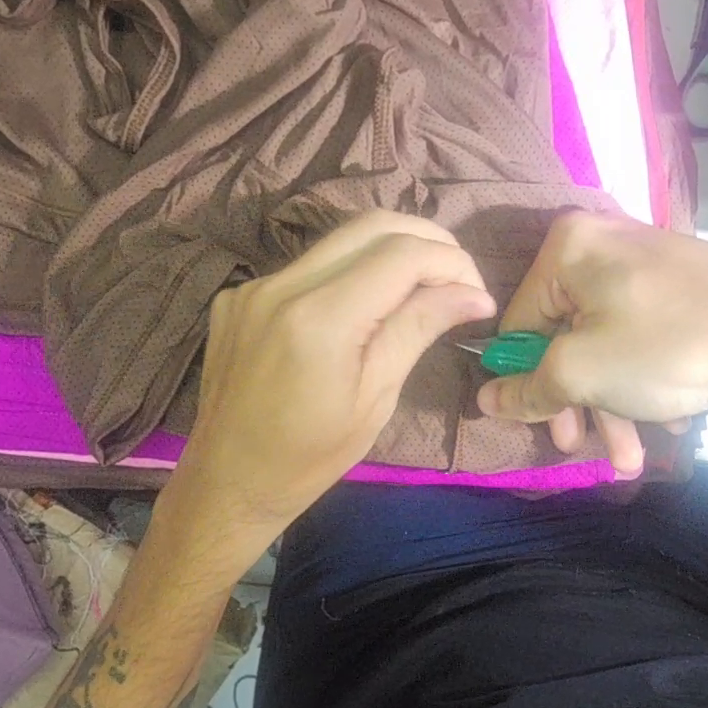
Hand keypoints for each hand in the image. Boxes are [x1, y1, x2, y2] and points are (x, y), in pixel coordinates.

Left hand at [174, 211, 494, 539]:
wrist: (229, 480)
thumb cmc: (310, 458)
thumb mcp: (375, 400)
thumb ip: (418, 330)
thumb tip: (474, 294)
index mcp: (320, 319)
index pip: (402, 254)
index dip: (452, 263)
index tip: (478, 295)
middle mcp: (282, 286)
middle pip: (372, 226)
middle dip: (426, 241)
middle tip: (457, 279)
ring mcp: (254, 287)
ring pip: (337, 241)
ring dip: (387, 253)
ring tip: (419, 289)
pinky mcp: (238, 297)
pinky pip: (304, 267)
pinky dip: (343, 275)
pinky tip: (358, 312)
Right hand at [477, 213, 707, 468]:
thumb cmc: (667, 346)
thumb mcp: (580, 373)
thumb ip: (527, 389)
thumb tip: (485, 399)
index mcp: (567, 248)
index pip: (518, 324)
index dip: (525, 382)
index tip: (543, 427)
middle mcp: (604, 245)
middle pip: (565, 339)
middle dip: (577, 405)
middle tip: (583, 450)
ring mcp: (649, 264)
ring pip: (608, 346)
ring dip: (614, 407)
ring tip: (633, 460)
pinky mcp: (686, 286)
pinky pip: (644, 337)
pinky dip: (647, 382)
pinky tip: (671, 418)